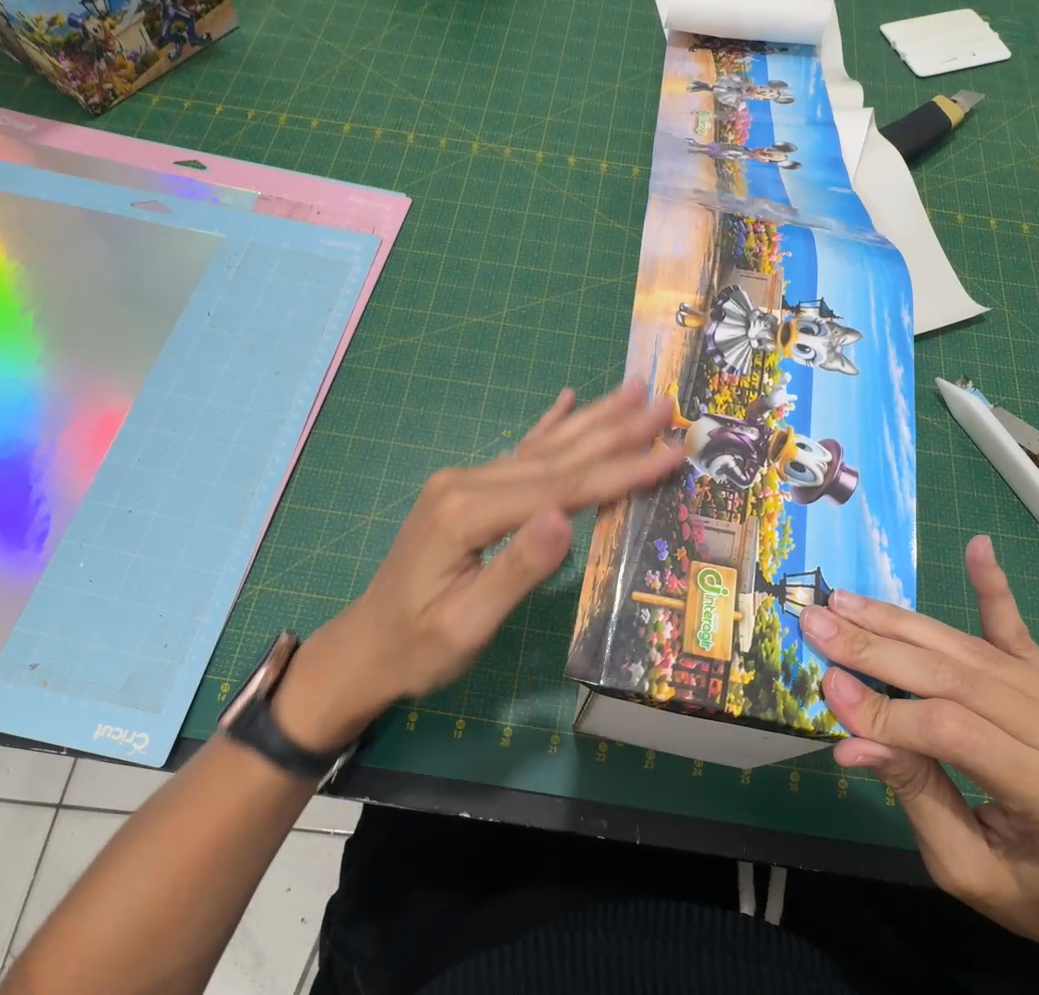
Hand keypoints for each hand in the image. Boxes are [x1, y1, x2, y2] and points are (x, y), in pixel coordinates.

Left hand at [271, 382, 684, 750]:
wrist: (365, 646)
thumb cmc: (417, 648)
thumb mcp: (466, 624)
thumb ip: (516, 569)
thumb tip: (565, 517)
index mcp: (468, 513)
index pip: (562, 488)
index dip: (621, 471)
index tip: (672, 452)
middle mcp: (465, 483)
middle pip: (556, 456)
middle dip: (616, 432)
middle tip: (667, 404)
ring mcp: (462, 482)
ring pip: (542, 448)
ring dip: (593, 420)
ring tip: (634, 390)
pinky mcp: (463, 491)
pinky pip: (517, 452)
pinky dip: (548, 426)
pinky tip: (567, 401)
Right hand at [800, 537, 1038, 986]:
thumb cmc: (1033, 893)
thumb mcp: (964, 867)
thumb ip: (915, 793)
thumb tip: (849, 738)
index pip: (954, 731)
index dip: (885, 708)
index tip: (824, 685)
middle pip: (961, 678)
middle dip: (878, 649)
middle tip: (817, 621)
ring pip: (973, 653)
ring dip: (902, 623)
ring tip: (845, 601)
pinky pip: (1020, 636)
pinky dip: (994, 591)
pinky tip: (980, 549)